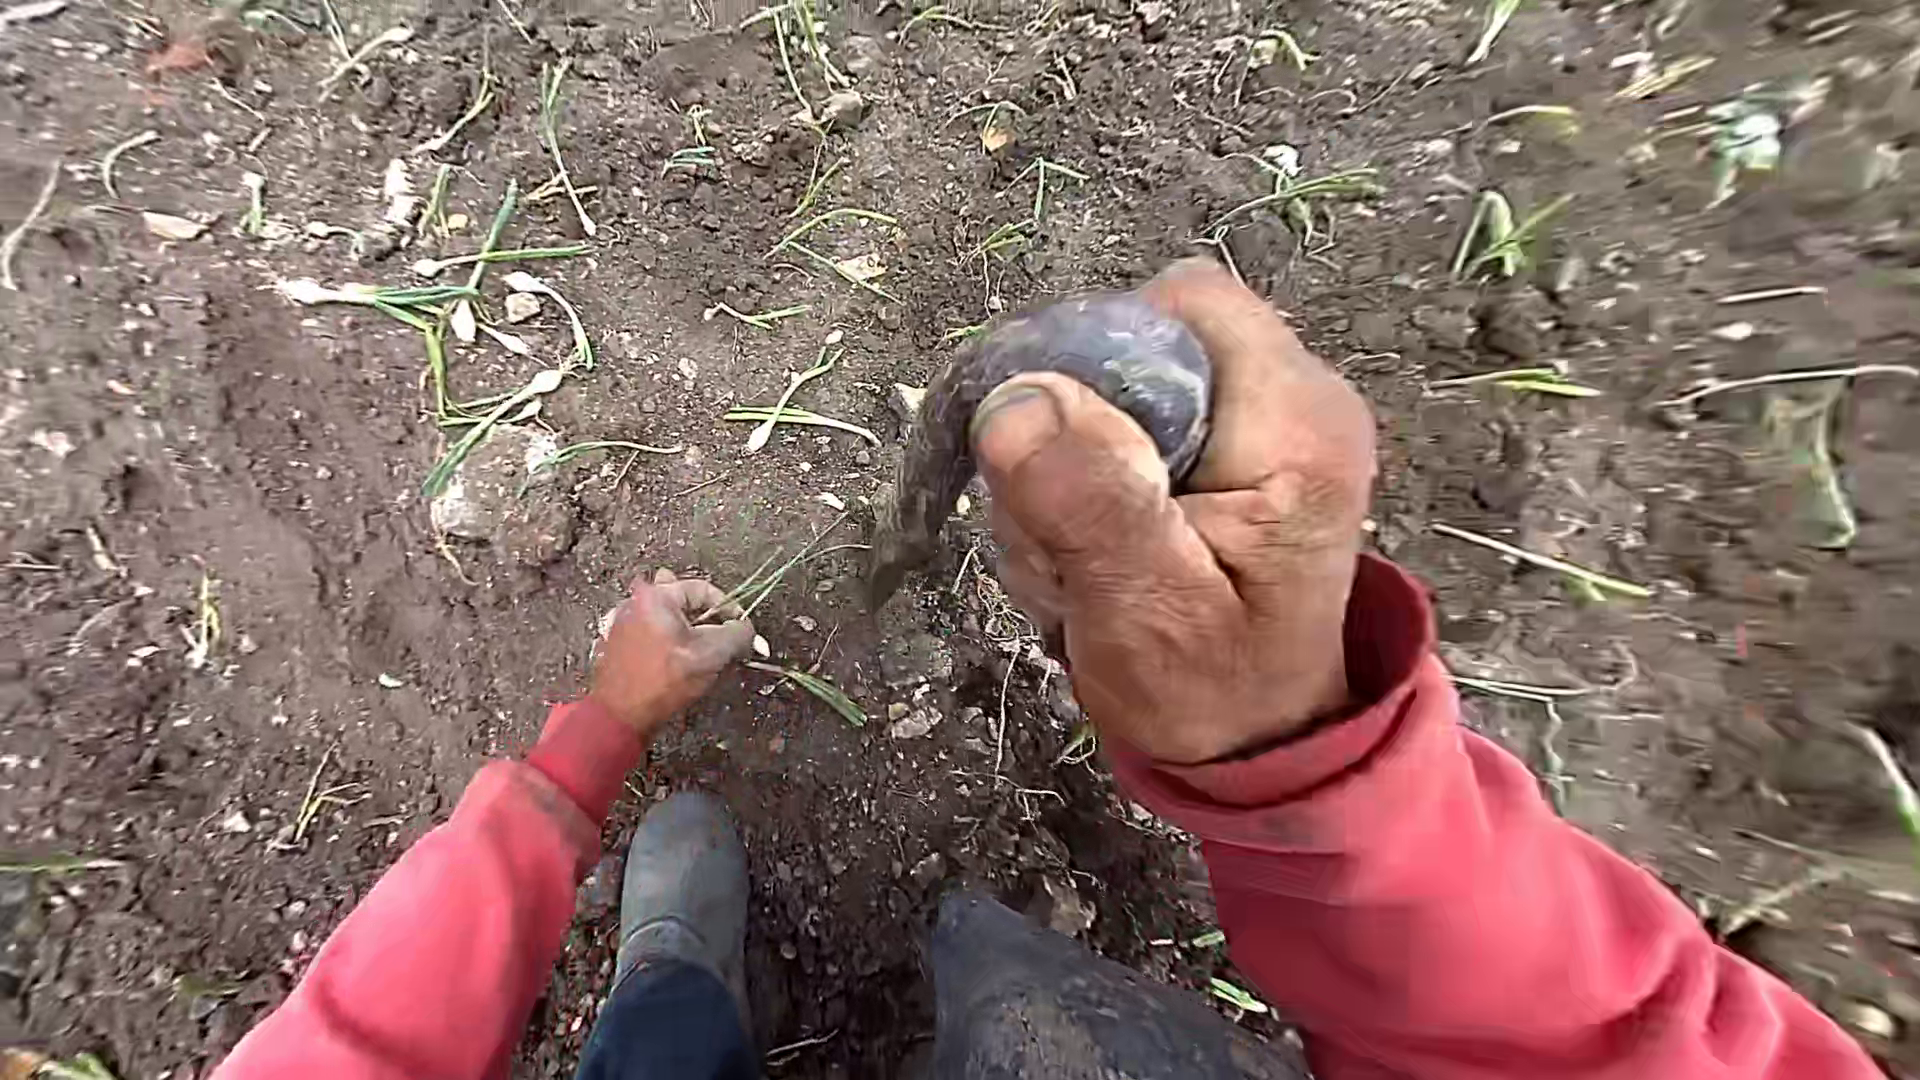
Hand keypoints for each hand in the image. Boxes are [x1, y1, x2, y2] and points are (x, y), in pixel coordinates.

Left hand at [588, 569, 755, 736]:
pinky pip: (658, 633)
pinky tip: (685, 663)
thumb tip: (746, 628)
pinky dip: (676, 643)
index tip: (741, 630)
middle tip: (724, 642)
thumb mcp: (712, 654)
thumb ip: (737, 633)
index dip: (730, 607)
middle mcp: (636, 602)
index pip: (705, 589)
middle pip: (687, 603)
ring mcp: (625, 623)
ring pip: (673, 619)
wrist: (619, 719)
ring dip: (695, 634)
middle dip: (712, 622)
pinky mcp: (622, 644)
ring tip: (707, 655)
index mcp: (656, 597)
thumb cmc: (664, 682)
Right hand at [971, 258, 1375, 763]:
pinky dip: (1070, 499)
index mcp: (1293, 423)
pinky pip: (1104, 443)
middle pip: (1129, 353)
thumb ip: (1091, 503)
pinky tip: (1084, 563)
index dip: (1098, 355)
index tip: (1058, 449)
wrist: (1247, 746)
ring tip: (1076, 566)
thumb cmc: (1209, 694)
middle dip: (1064, 437)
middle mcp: (1279, 406)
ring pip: (1102, 402)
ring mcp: (1241, 433)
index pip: (1179, 306)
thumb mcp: (1145, 611)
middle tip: (1061, 538)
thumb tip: (1014, 399)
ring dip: (1057, 480)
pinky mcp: (1203, 464)